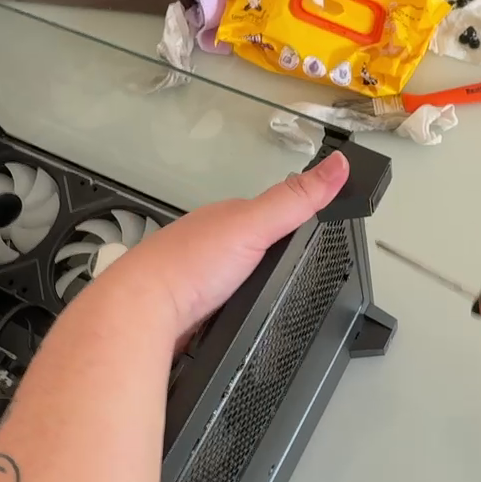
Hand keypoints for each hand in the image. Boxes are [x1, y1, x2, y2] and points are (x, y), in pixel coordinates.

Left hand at [82, 150, 347, 337]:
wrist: (141, 311)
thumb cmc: (188, 263)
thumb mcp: (254, 225)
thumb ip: (296, 199)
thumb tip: (338, 164)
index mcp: (226, 219)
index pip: (269, 212)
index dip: (294, 217)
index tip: (318, 220)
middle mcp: (210, 245)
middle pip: (252, 247)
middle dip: (272, 256)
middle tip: (301, 265)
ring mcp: (199, 280)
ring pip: (236, 279)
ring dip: (251, 286)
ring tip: (274, 295)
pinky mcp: (192, 312)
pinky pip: (222, 307)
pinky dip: (234, 310)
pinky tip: (240, 317)